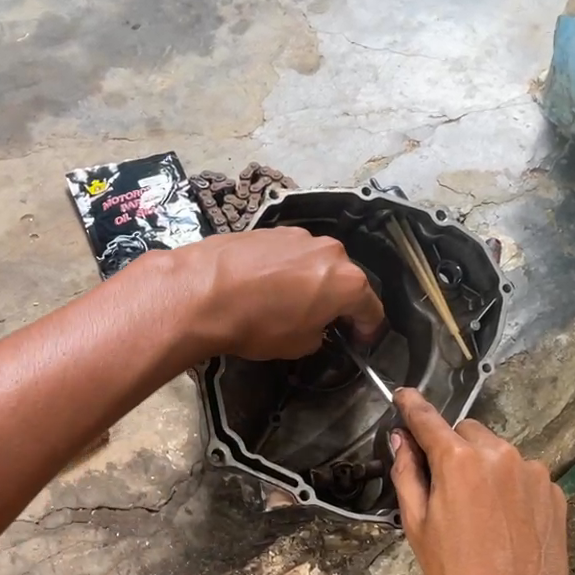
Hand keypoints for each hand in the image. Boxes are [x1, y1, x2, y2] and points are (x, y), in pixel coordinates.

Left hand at [173, 227, 385, 360]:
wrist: (203, 291)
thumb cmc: (257, 323)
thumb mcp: (299, 345)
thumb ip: (320, 333)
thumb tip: (316, 327)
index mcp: (348, 282)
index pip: (372, 309)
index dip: (369, 329)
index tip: (360, 340)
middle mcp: (331, 251)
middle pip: (346, 280)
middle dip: (340, 302)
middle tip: (326, 323)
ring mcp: (301, 236)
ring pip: (318, 263)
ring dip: (314, 283)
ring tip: (291, 304)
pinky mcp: (272, 229)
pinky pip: (291, 254)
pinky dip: (288, 270)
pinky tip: (267, 286)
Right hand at [387, 390, 574, 574]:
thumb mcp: (418, 527)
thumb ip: (407, 475)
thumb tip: (401, 441)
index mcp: (459, 460)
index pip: (429, 420)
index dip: (412, 406)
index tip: (403, 395)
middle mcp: (499, 454)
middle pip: (467, 432)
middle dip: (452, 449)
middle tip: (444, 487)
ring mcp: (532, 470)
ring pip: (497, 452)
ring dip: (482, 467)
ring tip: (479, 514)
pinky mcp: (553, 490)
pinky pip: (522, 474)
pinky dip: (508, 486)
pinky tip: (505, 523)